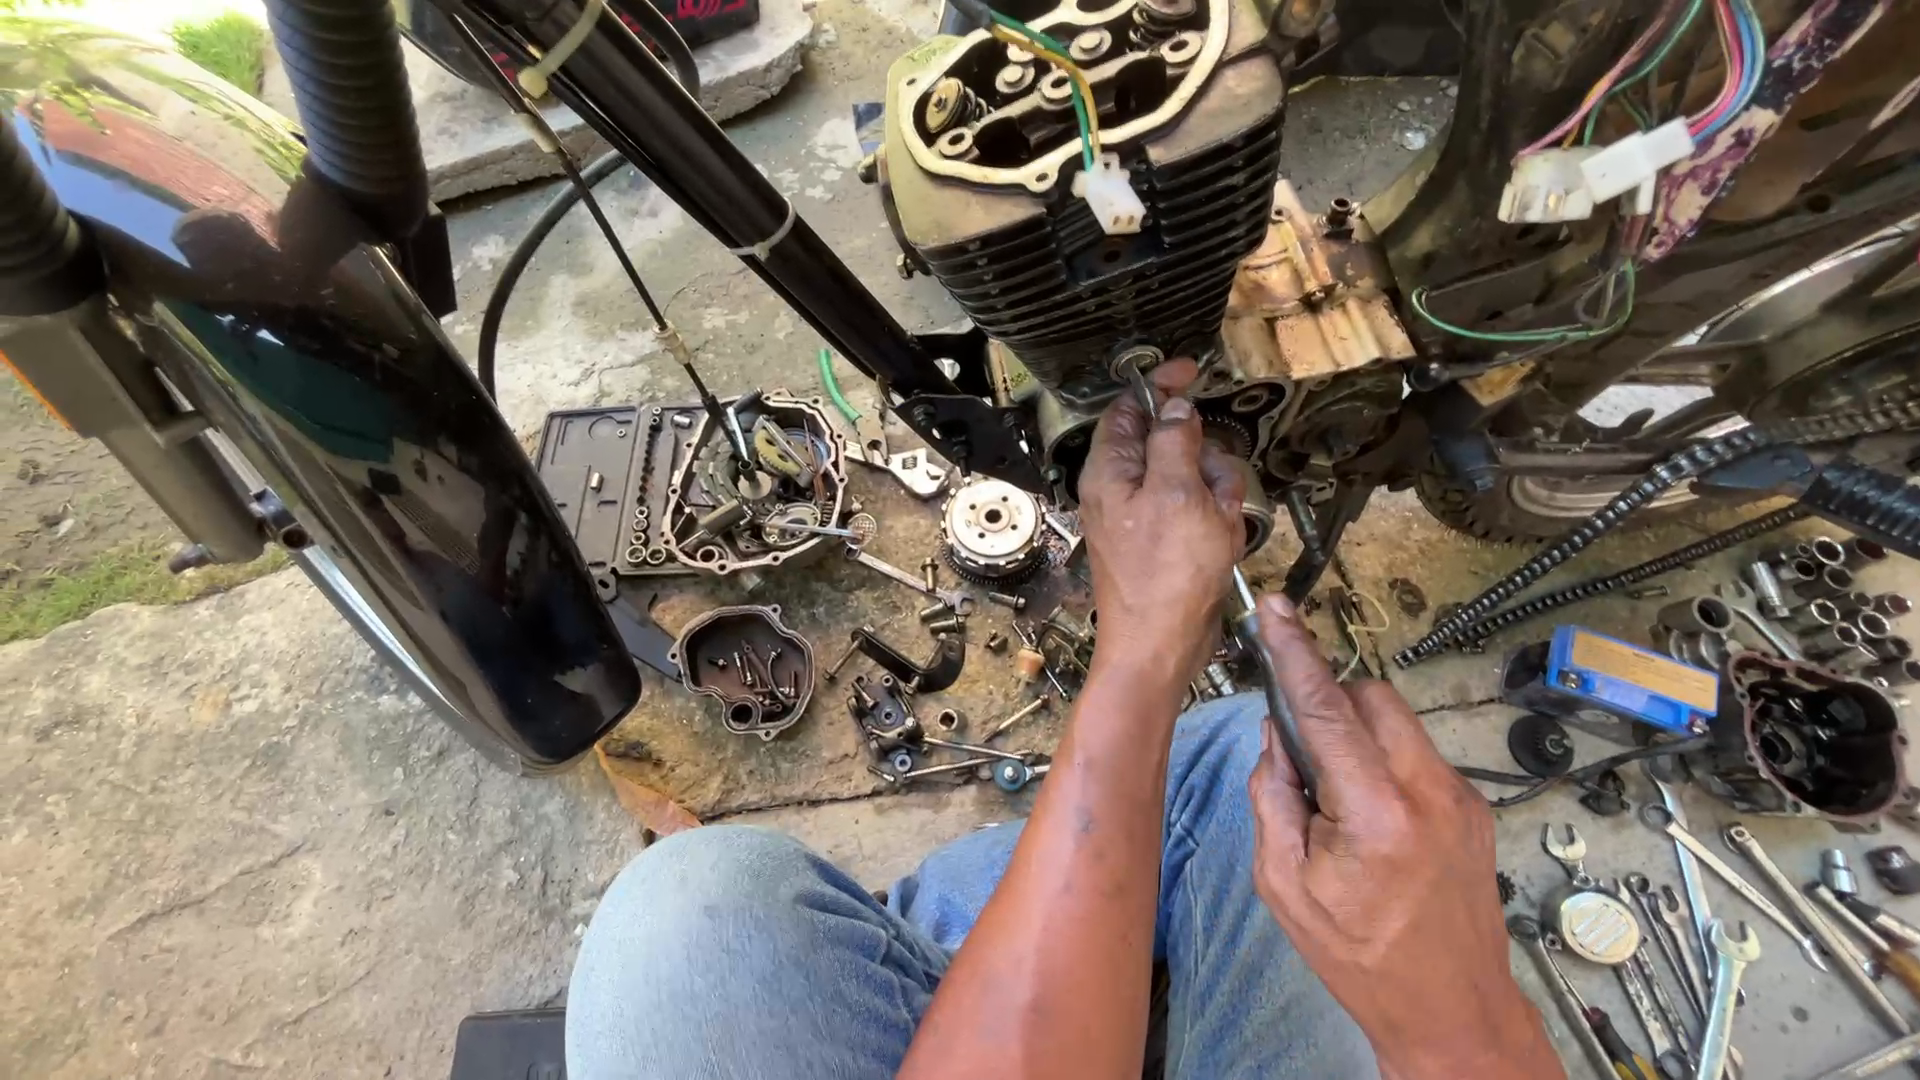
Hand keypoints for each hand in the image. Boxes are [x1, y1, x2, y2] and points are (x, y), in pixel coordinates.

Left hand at [1077, 359, 1246, 696]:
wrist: (1163, 645)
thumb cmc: (1165, 575)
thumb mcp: (1177, 493)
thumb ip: (1174, 441)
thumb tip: (1174, 408)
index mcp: (1110, 470)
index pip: (1129, 409)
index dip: (1159, 388)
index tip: (1191, 373)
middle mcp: (1123, 488)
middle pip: (1173, 443)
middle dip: (1204, 461)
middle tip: (1211, 491)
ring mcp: (1147, 516)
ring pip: (1197, 477)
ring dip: (1217, 496)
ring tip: (1215, 529)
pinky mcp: (1168, 540)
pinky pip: (1202, 512)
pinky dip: (1216, 524)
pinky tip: (1217, 546)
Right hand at [1244, 595, 1563, 1079]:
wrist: (1453, 1012)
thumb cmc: (1357, 955)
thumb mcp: (1282, 882)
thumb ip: (1271, 795)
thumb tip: (1276, 735)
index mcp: (1375, 814)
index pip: (1325, 711)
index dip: (1295, 654)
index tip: (1276, 611)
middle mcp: (1428, 792)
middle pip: (1371, 697)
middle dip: (1329, 700)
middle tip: (1299, 749)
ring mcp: (1459, 797)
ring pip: (1396, 718)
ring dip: (1354, 729)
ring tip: (1333, 789)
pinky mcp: (1472, 805)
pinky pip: (1413, 749)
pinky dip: (1378, 755)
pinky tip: (1365, 810)